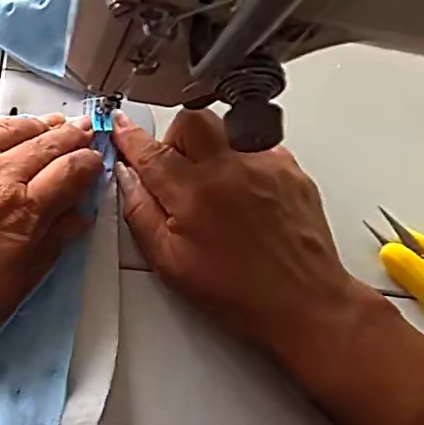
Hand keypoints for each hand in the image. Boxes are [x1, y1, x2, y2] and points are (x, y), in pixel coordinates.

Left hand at [0, 113, 102, 354]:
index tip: (98, 159)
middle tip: (86, 127)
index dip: (89, 163)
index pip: (69, 173)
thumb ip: (49, 248)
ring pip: (7, 132)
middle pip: (44, 145)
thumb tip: (77, 219)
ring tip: (52, 121)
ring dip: (35, 124)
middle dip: (70, 135)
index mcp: (23, 210)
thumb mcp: (11, 288)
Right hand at [112, 109, 394, 358]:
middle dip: (174, 138)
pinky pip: (255, 146)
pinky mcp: (290, 169)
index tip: (120, 128)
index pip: (149, 150)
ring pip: (225, 128)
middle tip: (176, 168)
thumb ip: (140, 213)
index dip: (128, 137)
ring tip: (215, 186)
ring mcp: (264, 165)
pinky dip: (242, 162)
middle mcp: (230, 170)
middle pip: (190, 121)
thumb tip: (126, 179)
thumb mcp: (170, 262)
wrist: (303, 304)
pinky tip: (243, 195)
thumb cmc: (240, 292)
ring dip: (209, 148)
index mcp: (194, 194)